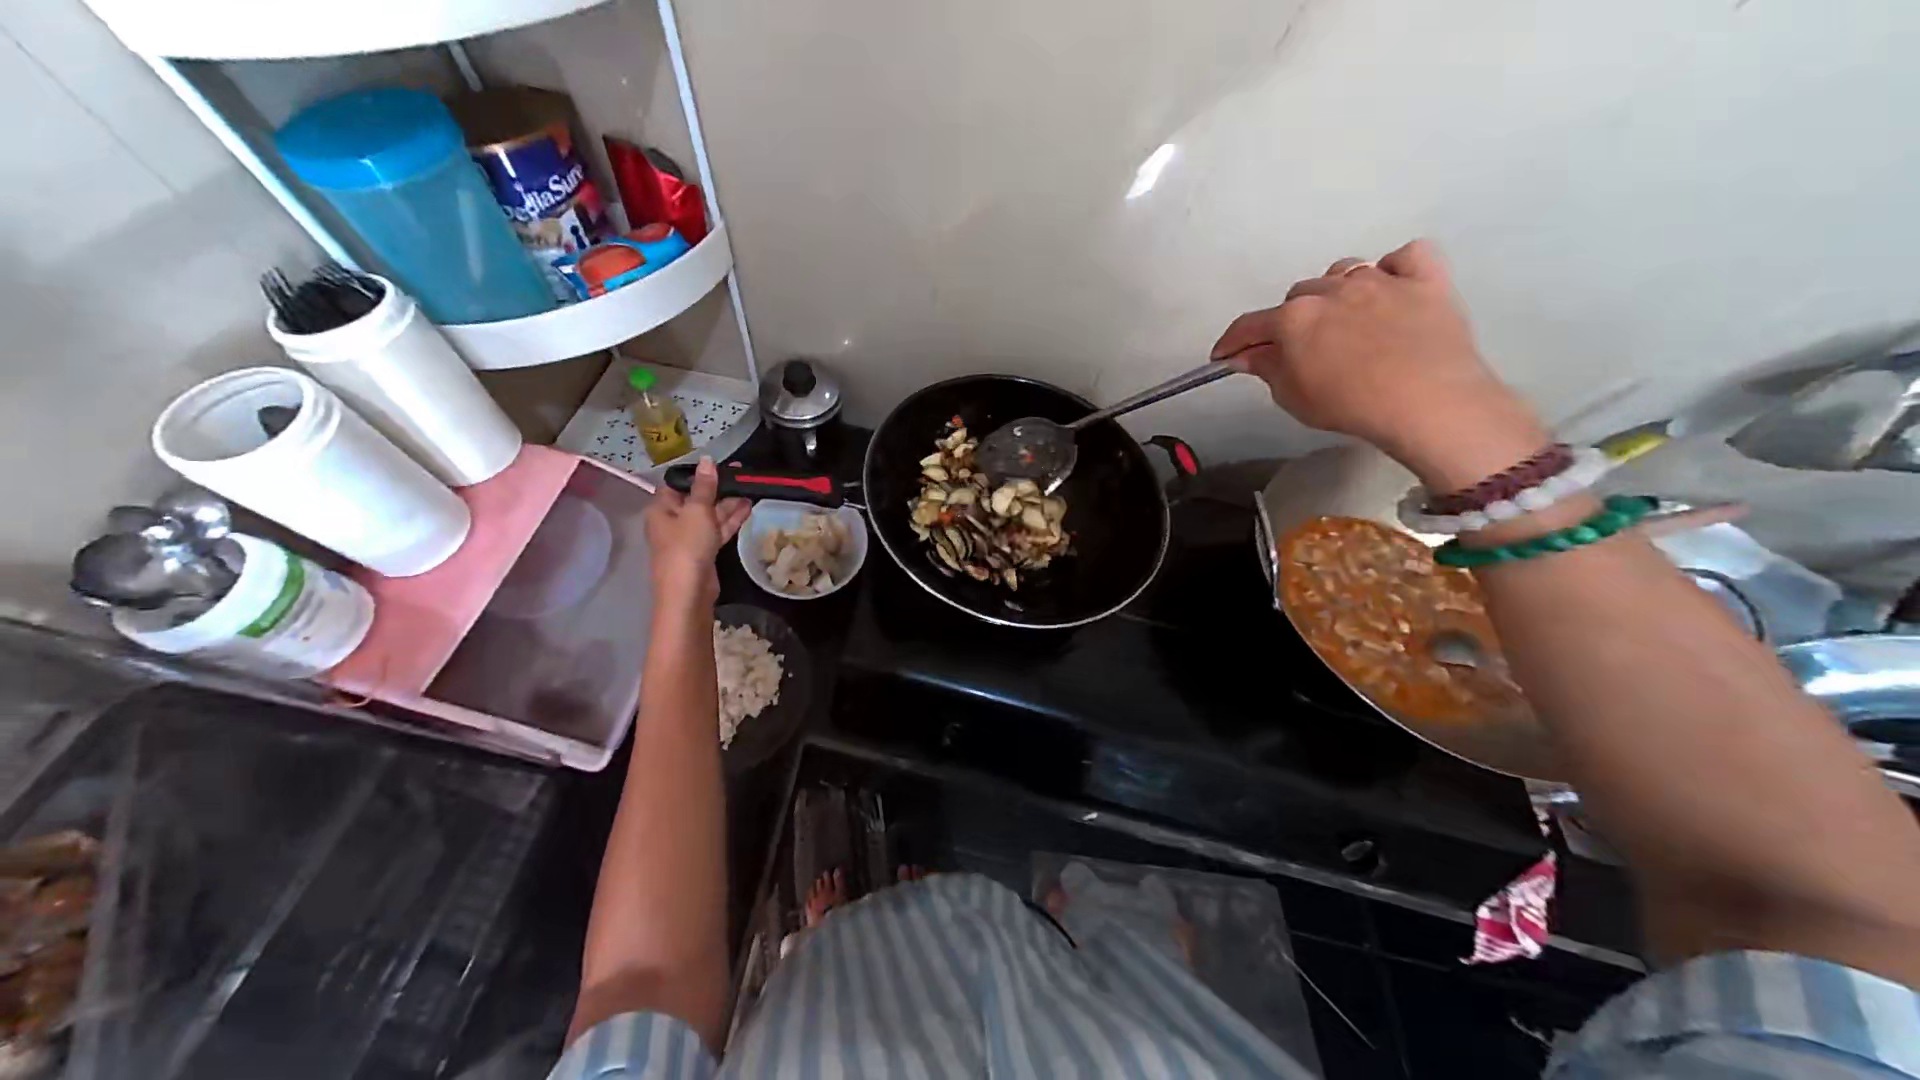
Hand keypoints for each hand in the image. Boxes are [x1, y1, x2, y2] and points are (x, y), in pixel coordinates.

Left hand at [646, 457, 750, 606]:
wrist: (689, 591)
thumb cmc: (687, 546)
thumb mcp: (697, 511)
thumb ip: (705, 486)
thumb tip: (707, 460)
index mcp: (662, 509)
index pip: (678, 484)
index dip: (698, 474)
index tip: (720, 465)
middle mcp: (673, 521)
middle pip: (696, 499)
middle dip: (718, 488)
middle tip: (742, 475)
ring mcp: (689, 537)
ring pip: (710, 515)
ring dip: (729, 504)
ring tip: (751, 489)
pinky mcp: (704, 551)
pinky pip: (718, 529)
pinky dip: (731, 520)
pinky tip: (748, 508)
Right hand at [1212, 239, 1551, 490]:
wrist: (1428, 402)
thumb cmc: (1350, 405)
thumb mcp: (1293, 397)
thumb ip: (1266, 368)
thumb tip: (1247, 353)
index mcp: (1294, 318)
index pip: (1249, 324)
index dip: (1232, 341)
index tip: (1225, 355)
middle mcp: (1332, 289)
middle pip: (1298, 295)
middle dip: (1291, 319)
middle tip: (1298, 349)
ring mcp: (1381, 279)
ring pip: (1344, 272)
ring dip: (1335, 292)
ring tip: (1344, 320)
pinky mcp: (1426, 279)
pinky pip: (1406, 257)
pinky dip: (1396, 270)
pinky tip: (1394, 291)